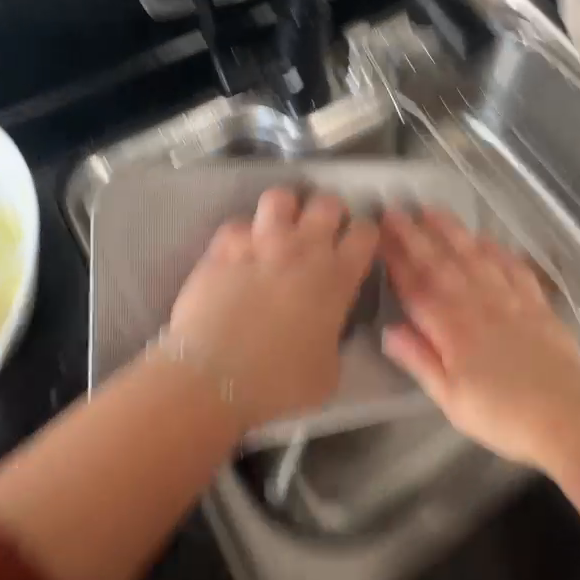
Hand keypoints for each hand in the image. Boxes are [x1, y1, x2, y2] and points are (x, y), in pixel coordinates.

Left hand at [166, 189, 376, 429]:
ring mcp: (261, 242)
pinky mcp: (223, 247)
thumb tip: (328, 333)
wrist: (213, 377)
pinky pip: (237, 224)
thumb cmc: (277, 382)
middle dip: (330, 212)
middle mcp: (303, 249)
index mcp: (336, 277)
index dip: (364, 236)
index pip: (366, 233)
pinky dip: (241, 235)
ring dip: (285, 210)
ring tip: (280, 229)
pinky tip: (239, 253)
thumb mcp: (328, 373)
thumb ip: (334, 340)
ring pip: (280, 197)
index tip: (358, 247)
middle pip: (327, 203)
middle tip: (322, 232)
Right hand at [379, 208, 579, 466]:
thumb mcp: (450, 399)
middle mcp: (477, 303)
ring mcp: (509, 299)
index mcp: (451, 328)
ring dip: (452, 232)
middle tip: (395, 210)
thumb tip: (388, 331)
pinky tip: (487, 239)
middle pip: (441, 263)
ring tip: (432, 211)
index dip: (396, 259)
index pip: (416, 286)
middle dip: (415, 236)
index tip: (379, 234)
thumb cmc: (502, 415)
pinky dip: (497, 250)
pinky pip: (513, 266)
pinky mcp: (536, 302)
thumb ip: (420, 360)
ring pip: (475, 256)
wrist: (566, 414)